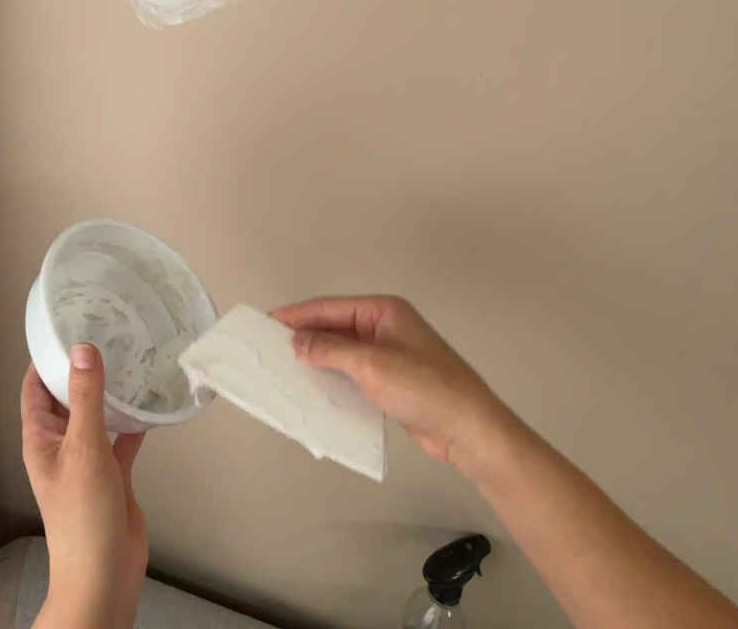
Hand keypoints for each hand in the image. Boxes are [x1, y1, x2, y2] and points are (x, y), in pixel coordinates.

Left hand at [21, 347, 146, 628]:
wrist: (104, 574)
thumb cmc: (82, 516)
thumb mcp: (83, 448)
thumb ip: (85, 398)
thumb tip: (83, 350)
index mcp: (40, 437)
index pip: (36, 386)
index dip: (46, 357)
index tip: (65, 326)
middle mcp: (60, 443)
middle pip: (67, 396)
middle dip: (81, 369)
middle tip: (104, 335)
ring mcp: (87, 458)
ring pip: (96, 414)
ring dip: (109, 393)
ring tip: (128, 359)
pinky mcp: (112, 473)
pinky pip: (122, 438)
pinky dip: (133, 421)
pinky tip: (149, 402)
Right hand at [271, 295, 521, 475]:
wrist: (471, 431)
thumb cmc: (425, 388)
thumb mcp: (372, 365)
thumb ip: (330, 350)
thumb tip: (297, 343)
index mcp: (383, 311)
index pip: (329, 307)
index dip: (297, 314)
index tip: (266, 322)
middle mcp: (384, 327)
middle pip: (334, 326)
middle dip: (304, 336)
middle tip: (269, 347)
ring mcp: (389, 353)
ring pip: (342, 350)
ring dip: (317, 358)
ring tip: (284, 367)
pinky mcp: (391, 380)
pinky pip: (352, 372)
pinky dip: (332, 377)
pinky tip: (314, 388)